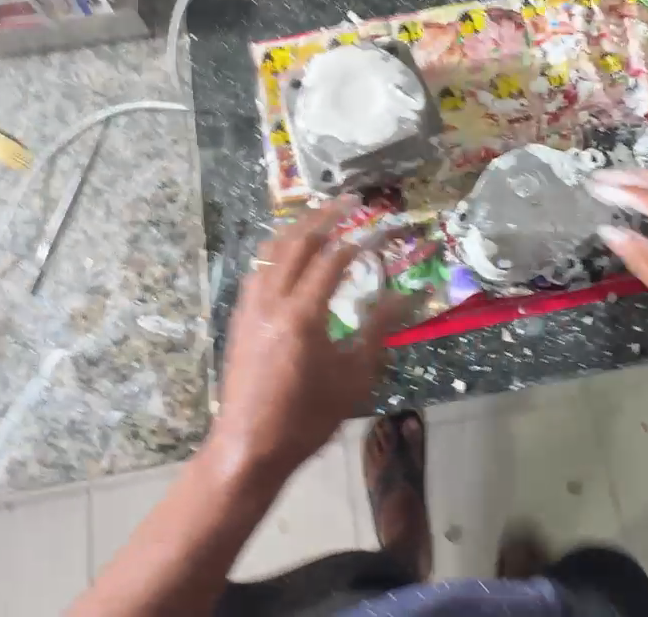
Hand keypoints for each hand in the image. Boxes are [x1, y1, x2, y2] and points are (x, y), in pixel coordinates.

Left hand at [210, 197, 415, 480]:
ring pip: (272, 250)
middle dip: (326, 215)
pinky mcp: (240, 316)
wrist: (249, 448)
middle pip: (298, 241)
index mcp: (302, 314)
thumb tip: (407, 296)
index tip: (384, 228)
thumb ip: (378, 329)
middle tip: (350, 200)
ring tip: (321, 216)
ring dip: (298, 227)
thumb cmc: (308, 418)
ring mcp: (250, 306)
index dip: (362, 239)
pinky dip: (277, 250)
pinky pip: (258, 268)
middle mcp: (272, 300)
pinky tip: (289, 253)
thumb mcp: (354, 377)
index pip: (335, 259)